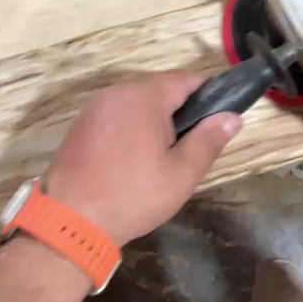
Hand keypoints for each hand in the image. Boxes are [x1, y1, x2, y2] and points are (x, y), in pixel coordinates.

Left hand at [42, 72, 242, 243]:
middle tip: (193, 144)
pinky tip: (135, 158)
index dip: (208, 93)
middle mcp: (115, 92)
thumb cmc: (133, 196)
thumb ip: (208, 140)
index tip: (220, 116)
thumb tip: (232, 117)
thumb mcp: (181, 173)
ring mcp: (94, 108)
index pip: (185, 79)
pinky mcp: (80, 126)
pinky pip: (116, 115)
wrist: (69, 222)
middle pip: (159, 88)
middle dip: (180, 109)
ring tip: (165, 154)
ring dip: (154, 119)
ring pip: (136, 102)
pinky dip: (131, 127)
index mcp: (143, 97)